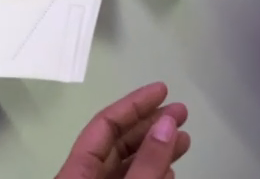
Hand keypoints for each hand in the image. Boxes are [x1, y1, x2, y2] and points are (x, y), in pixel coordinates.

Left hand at [55, 83, 191, 178]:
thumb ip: (146, 161)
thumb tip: (168, 121)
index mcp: (75, 171)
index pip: (104, 124)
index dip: (134, 103)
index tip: (163, 89)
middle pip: (117, 143)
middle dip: (152, 125)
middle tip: (183, 113)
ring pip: (127, 166)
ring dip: (157, 151)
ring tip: (184, 141)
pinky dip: (150, 174)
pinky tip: (169, 171)